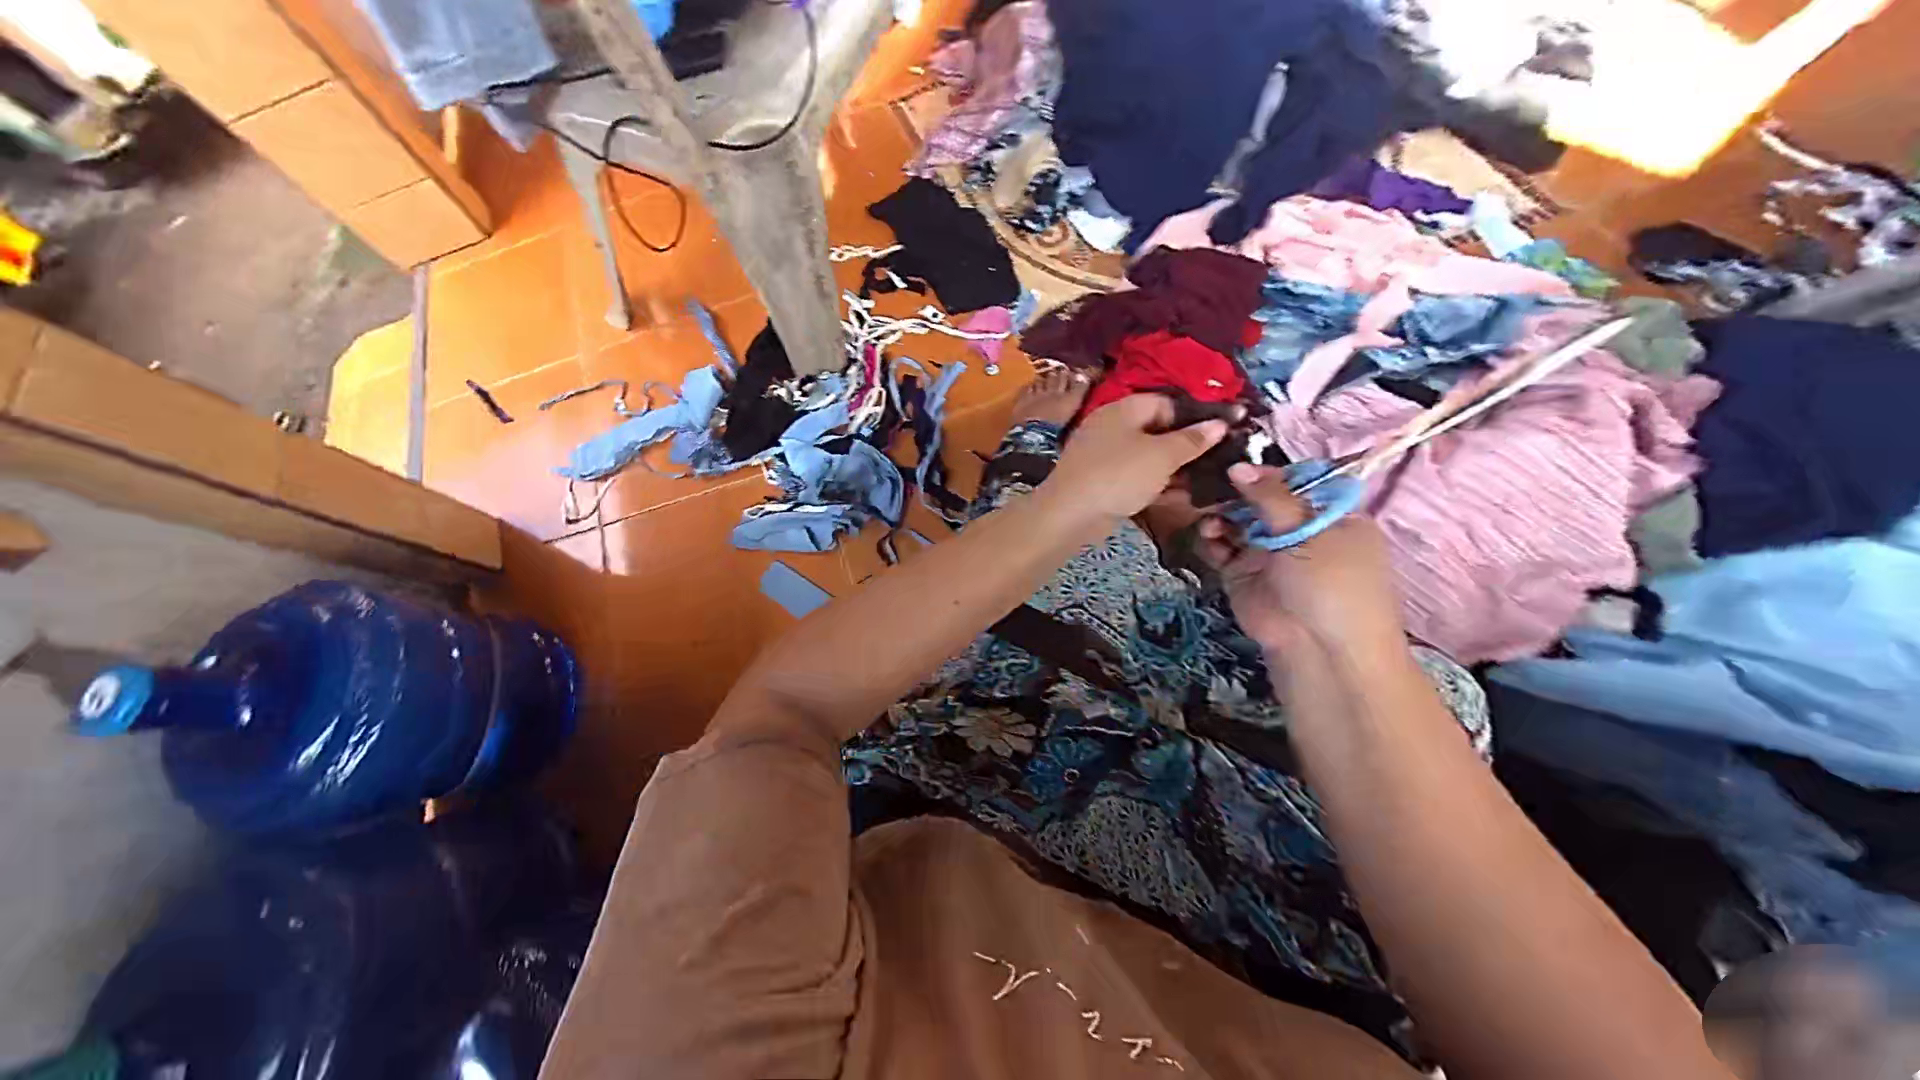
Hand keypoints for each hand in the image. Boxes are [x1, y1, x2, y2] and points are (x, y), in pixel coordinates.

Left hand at [1039, 394, 1232, 521]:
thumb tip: (1220, 423)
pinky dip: (1155, 484)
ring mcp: (1104, 455)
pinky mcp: (1101, 481)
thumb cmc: (1119, 475)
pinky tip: (1177, 497)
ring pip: (1147, 456)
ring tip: (1203, 482)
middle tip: (1216, 461)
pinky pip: (1135, 476)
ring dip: (1173, 468)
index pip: (1166, 402)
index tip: (1220, 433)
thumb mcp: (1162, 455)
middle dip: (1185, 445)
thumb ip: (1192, 440)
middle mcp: (1112, 426)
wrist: (1071, 514)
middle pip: (1157, 429)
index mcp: (1123, 408)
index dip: (1193, 415)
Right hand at [1196, 462, 1405, 658]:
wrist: (1320, 650)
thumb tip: (1238, 466)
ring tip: (1210, 518)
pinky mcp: (1242, 574)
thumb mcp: (1308, 531)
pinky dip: (1212, 540)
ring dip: (1221, 516)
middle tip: (1209, 486)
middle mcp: (1298, 530)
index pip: (1294, 482)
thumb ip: (1271, 497)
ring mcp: (1268, 553)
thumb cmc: (1332, 583)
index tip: (1236, 463)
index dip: (1266, 472)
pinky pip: (1221, 548)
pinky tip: (1209, 536)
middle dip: (1235, 493)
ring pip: (1237, 523)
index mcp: (1330, 514)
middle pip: (1259, 500)